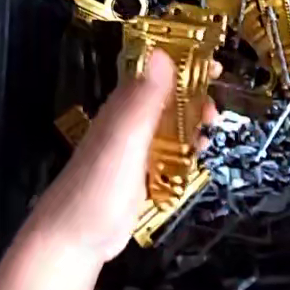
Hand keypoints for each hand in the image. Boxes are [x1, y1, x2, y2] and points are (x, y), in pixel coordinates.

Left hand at [24, 50, 209, 264]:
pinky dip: (185, 147)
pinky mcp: (139, 172)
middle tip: (215, 112)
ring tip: (209, 133)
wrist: (73, 238)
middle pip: (167, 96)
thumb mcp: (125, 137)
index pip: (156, 70)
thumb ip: (143, 98)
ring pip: (170, 122)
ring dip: (193, 121)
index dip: (185, 62)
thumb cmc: (100, 186)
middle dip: (195, 95)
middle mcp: (128, 120)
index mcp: (124, 104)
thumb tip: (160, 52)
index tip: (215, 65)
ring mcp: (133, 147)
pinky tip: (197, 156)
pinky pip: (168, 149)